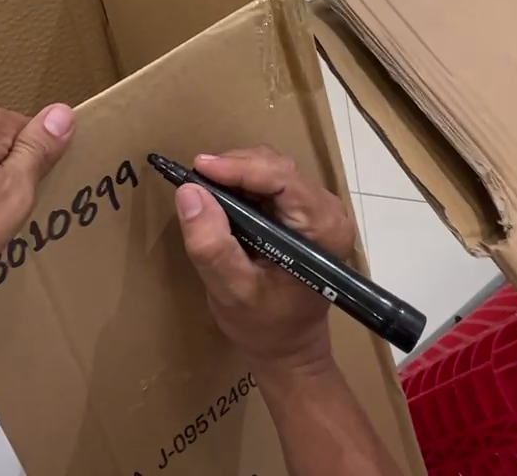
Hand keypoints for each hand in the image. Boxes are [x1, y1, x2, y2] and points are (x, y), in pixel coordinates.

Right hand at [175, 147, 358, 376]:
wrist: (289, 348)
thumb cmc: (265, 326)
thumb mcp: (232, 292)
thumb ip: (212, 246)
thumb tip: (189, 192)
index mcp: (323, 229)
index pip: (282, 178)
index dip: (238, 167)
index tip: (198, 168)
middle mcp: (327, 211)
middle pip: (275, 167)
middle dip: (232, 168)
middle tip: (194, 182)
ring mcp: (317, 208)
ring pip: (270, 168)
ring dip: (234, 174)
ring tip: (204, 191)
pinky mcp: (303, 209)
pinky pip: (269, 179)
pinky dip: (240, 182)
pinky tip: (220, 197)